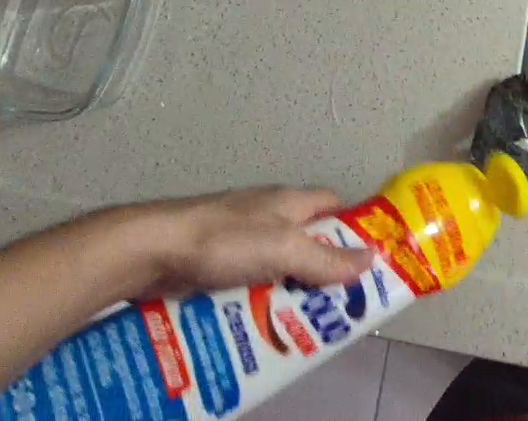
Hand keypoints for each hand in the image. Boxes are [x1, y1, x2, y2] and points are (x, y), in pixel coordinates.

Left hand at [92, 187, 374, 298]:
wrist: (155, 249)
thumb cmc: (226, 240)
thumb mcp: (283, 249)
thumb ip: (326, 259)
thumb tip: (372, 257)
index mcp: (290, 201)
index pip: (334, 206)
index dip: (352, 229)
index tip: (366, 262)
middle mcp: (269, 215)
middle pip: (308, 242)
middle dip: (321, 273)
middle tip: (336, 308)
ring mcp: (241, 238)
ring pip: (278, 266)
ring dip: (289, 292)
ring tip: (299, 326)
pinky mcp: (217, 261)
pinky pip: (250, 281)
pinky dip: (258, 300)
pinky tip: (259, 324)